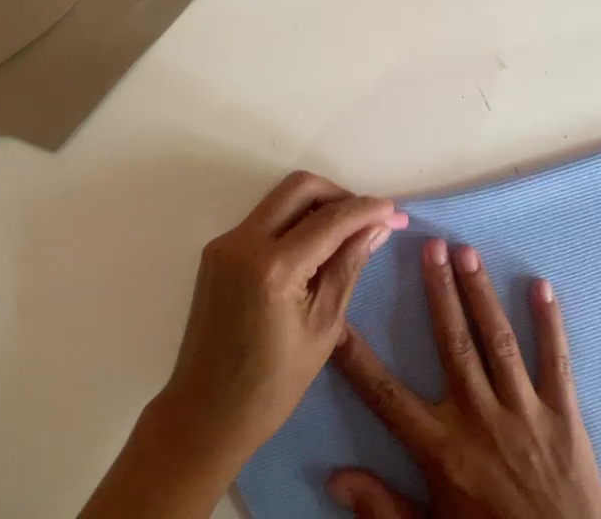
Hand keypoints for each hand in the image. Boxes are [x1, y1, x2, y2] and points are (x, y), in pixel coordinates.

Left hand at [161, 171, 408, 462]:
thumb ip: (348, 267)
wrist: (206, 412)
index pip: (329, 219)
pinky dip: (293, 222)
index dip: (366, 210)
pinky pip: (263, 220)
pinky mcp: (217, 252)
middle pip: (299, 187)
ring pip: (279, 199)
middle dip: (339, 194)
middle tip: (367, 219)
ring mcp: (225, 244)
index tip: (394, 212)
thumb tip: (377, 227)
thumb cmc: (272, 384)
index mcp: (273, 266)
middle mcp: (243, 242)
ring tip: (346, 234)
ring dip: (315, 205)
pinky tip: (314, 248)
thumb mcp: (324, 327)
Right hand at [328, 239, 600, 518]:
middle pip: (453, 343)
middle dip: (439, 292)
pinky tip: (542, 286)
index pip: (386, 394)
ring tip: (468, 253)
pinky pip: (556, 362)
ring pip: (498, 341)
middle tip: (430, 247)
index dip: (357, 358)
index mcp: (441, 448)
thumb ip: (383, 507)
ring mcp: (524, 412)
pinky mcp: (563, 415)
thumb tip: (334, 478)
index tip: (338, 319)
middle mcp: (479, 418)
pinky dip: (550, 324)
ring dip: (481, 295)